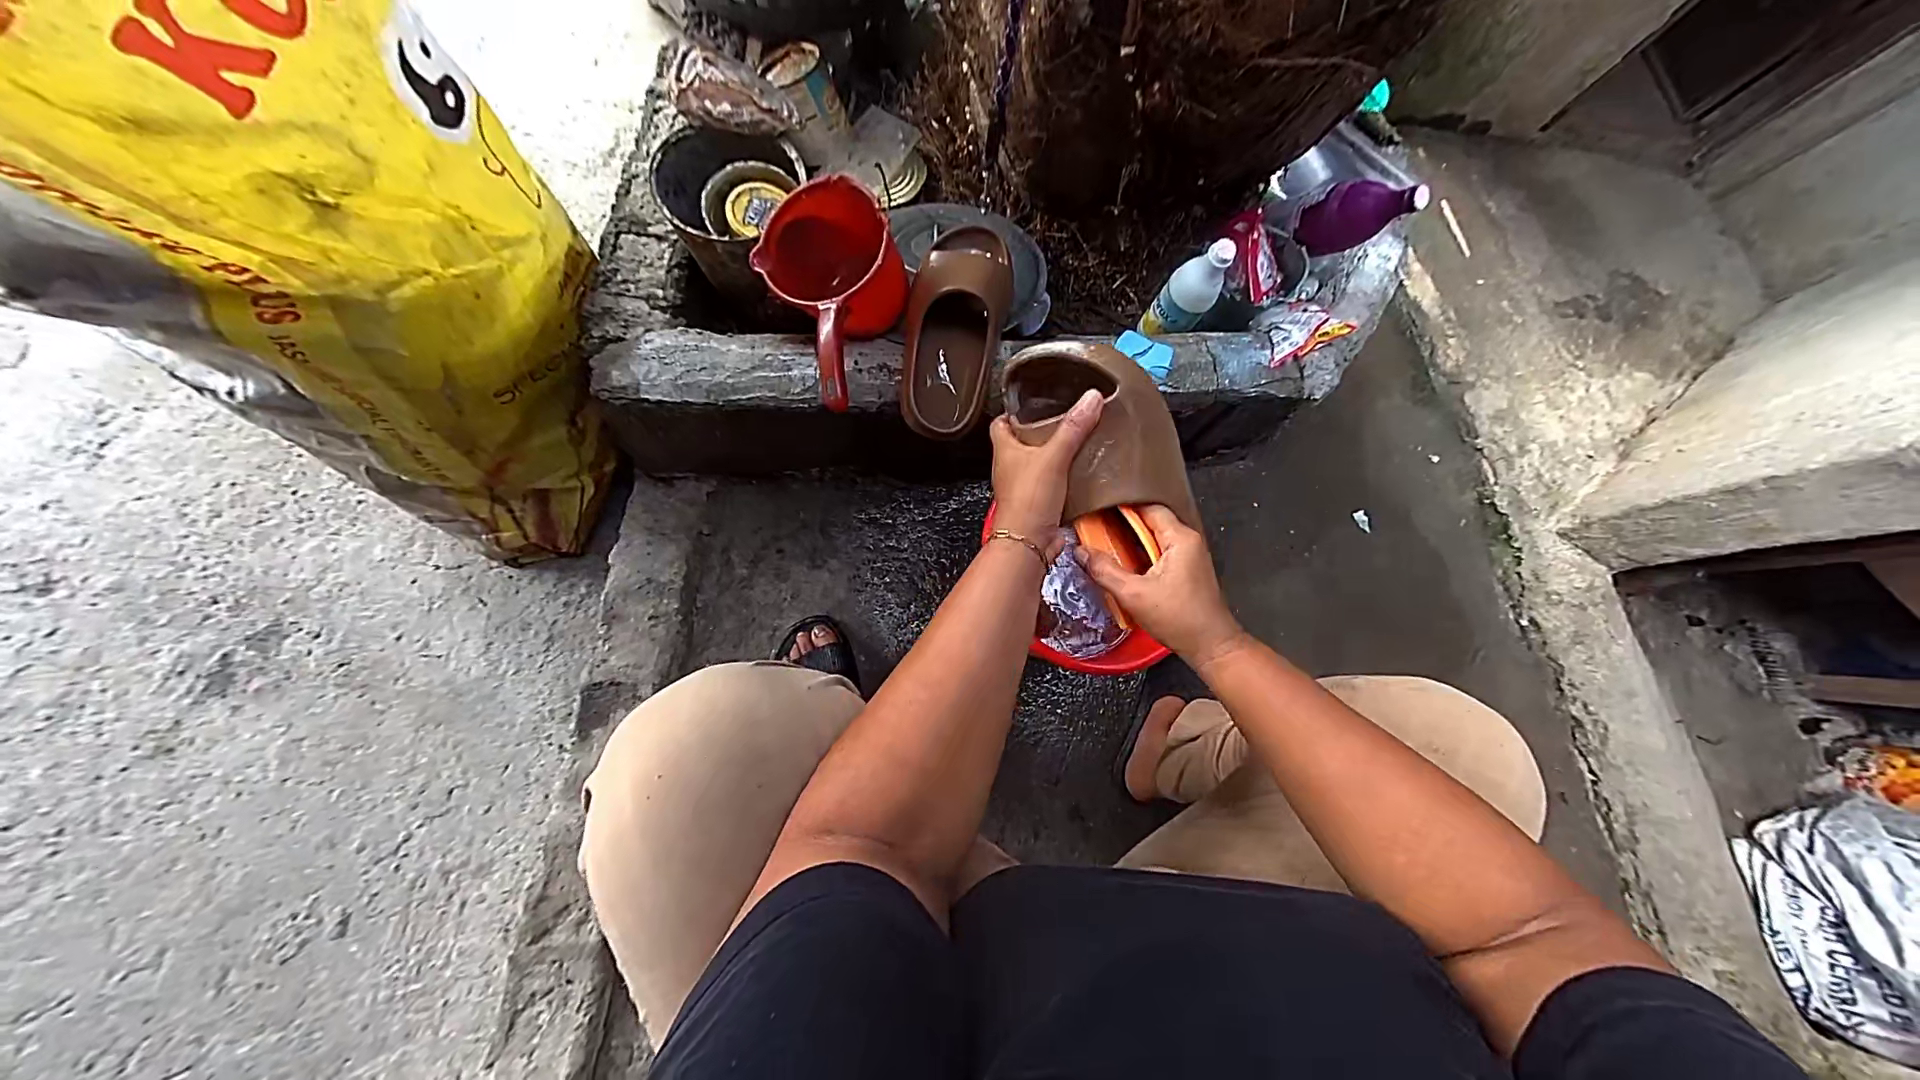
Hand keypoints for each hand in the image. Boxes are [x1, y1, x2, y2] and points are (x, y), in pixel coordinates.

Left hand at [988, 389, 1103, 539]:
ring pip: (1037, 465)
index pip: (1000, 423)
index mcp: (1004, 450)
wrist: (1029, 542)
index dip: (1013, 412)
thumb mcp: (1053, 456)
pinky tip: (1079, 475)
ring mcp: (1023, 487)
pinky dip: (1063, 479)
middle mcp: (1010, 468)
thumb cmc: (1027, 502)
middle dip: (1039, 433)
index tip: (1030, 405)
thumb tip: (1089, 399)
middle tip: (1061, 423)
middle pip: (1021, 443)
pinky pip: (1051, 485)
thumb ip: (1073, 427)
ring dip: (1053, 457)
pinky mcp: (1038, 503)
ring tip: (1075, 445)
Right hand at [1077, 504, 1250, 668]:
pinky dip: (1139, 555)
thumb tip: (1082, 553)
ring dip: (1130, 542)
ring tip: (1105, 545)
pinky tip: (1123, 565)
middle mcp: (1188, 542)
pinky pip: (1158, 552)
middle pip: (1149, 521)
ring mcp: (1188, 556)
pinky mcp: (1185, 570)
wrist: (1210, 645)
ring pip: (1152, 538)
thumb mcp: (1134, 594)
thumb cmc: (1182, 620)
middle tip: (1096, 528)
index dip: (1122, 506)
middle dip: (1122, 525)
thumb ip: (1104, 570)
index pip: (1148, 507)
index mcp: (1181, 538)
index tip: (1099, 509)